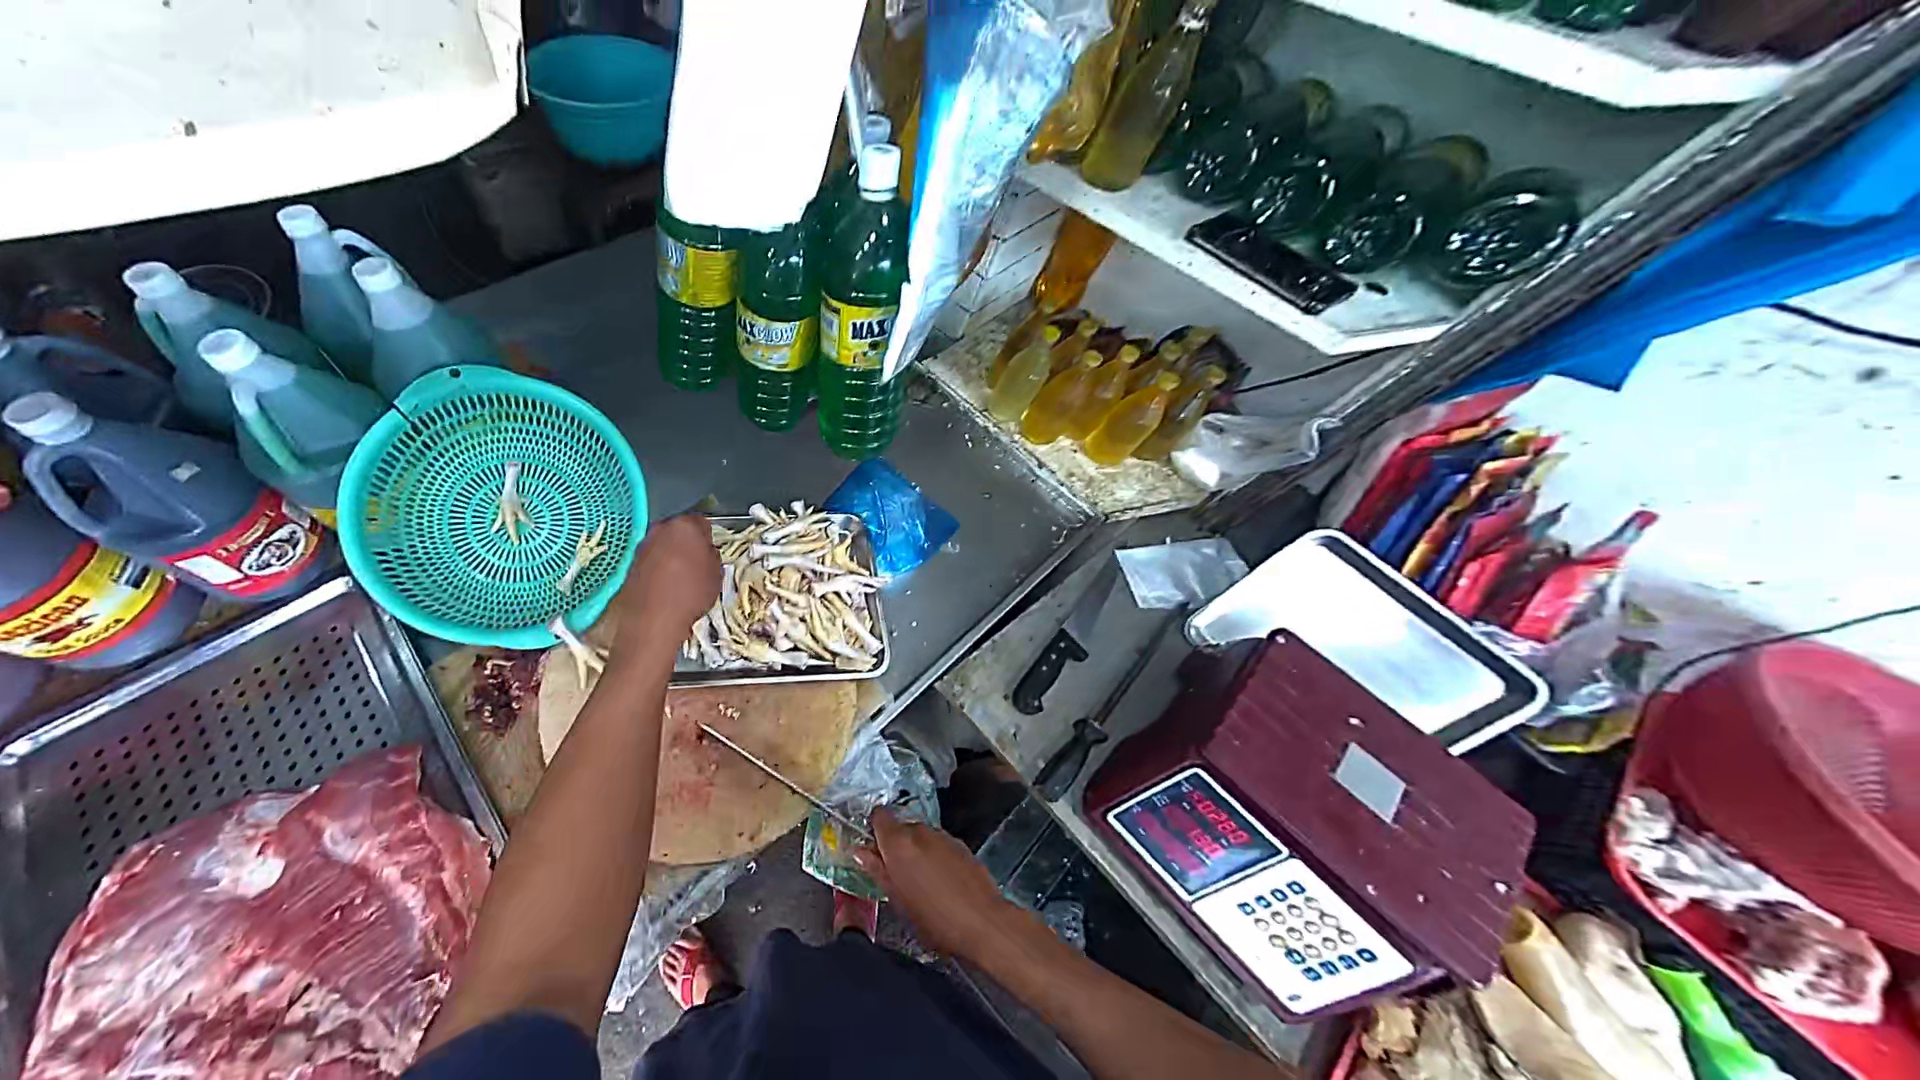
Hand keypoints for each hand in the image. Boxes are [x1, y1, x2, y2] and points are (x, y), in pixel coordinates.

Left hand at [612, 513, 720, 640]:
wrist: (652, 619)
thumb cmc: (691, 592)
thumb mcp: (716, 573)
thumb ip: (712, 555)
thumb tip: (706, 552)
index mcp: (685, 525)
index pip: (702, 522)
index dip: (709, 537)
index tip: (712, 550)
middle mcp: (660, 528)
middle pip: (679, 530)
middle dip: (688, 541)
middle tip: (698, 561)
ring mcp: (642, 545)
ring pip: (664, 543)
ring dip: (672, 553)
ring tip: (682, 575)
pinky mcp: (631, 562)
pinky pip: (652, 558)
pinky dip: (659, 566)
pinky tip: (666, 583)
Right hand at [855, 808, 1028, 960]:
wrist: (983, 922)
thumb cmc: (933, 919)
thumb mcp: (897, 900)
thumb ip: (878, 871)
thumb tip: (862, 852)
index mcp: (899, 843)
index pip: (879, 817)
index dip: (874, 829)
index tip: (873, 849)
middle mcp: (921, 832)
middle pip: (901, 828)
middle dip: (896, 846)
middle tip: (896, 875)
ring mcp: (944, 836)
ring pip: (921, 837)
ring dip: (917, 851)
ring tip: (920, 882)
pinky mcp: (962, 845)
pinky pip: (939, 845)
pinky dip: (935, 856)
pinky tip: (941, 882)